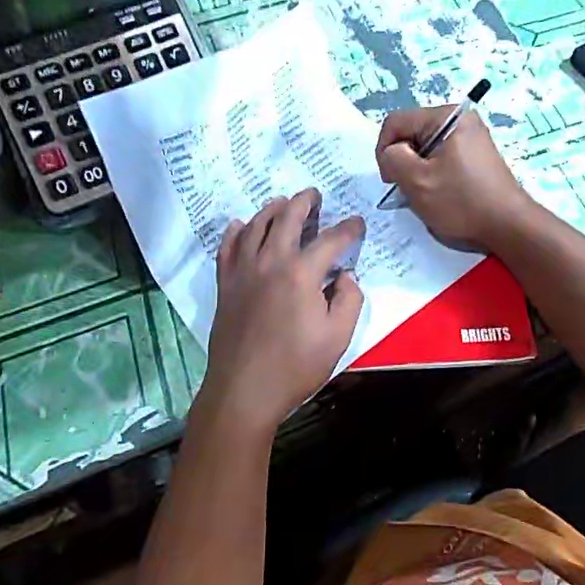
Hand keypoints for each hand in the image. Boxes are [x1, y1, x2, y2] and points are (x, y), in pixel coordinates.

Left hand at [199, 189, 364, 430]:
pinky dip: (236, 231)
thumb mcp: (338, 336)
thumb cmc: (296, 365)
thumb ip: (349, 299)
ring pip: (255, 226)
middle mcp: (270, 262)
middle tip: (314, 195)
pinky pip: (228, 247)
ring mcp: (243, 271)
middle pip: (287, 219)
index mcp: (301, 273)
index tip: (358, 224)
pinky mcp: (226, 284)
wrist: (244, 389)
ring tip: (282, 203)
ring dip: (271, 209)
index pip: (330, 240)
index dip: (348, 229)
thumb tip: (345, 276)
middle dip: (304, 203)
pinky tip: (240, 225)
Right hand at [377, 106, 536, 252]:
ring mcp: (471, 138)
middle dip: (404, 162)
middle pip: (411, 134)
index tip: (391, 180)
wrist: (508, 227)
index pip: (396, 122)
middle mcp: (461, 120)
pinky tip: (442, 196)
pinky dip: (434, 177)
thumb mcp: (417, 181)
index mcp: (448, 117)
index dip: (385, 151)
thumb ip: (393, 159)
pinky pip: (442, 160)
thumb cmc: (462, 203)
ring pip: (425, 150)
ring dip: (419, 173)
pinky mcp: (476, 157)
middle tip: (412, 190)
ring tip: (429, 196)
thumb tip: (392, 153)